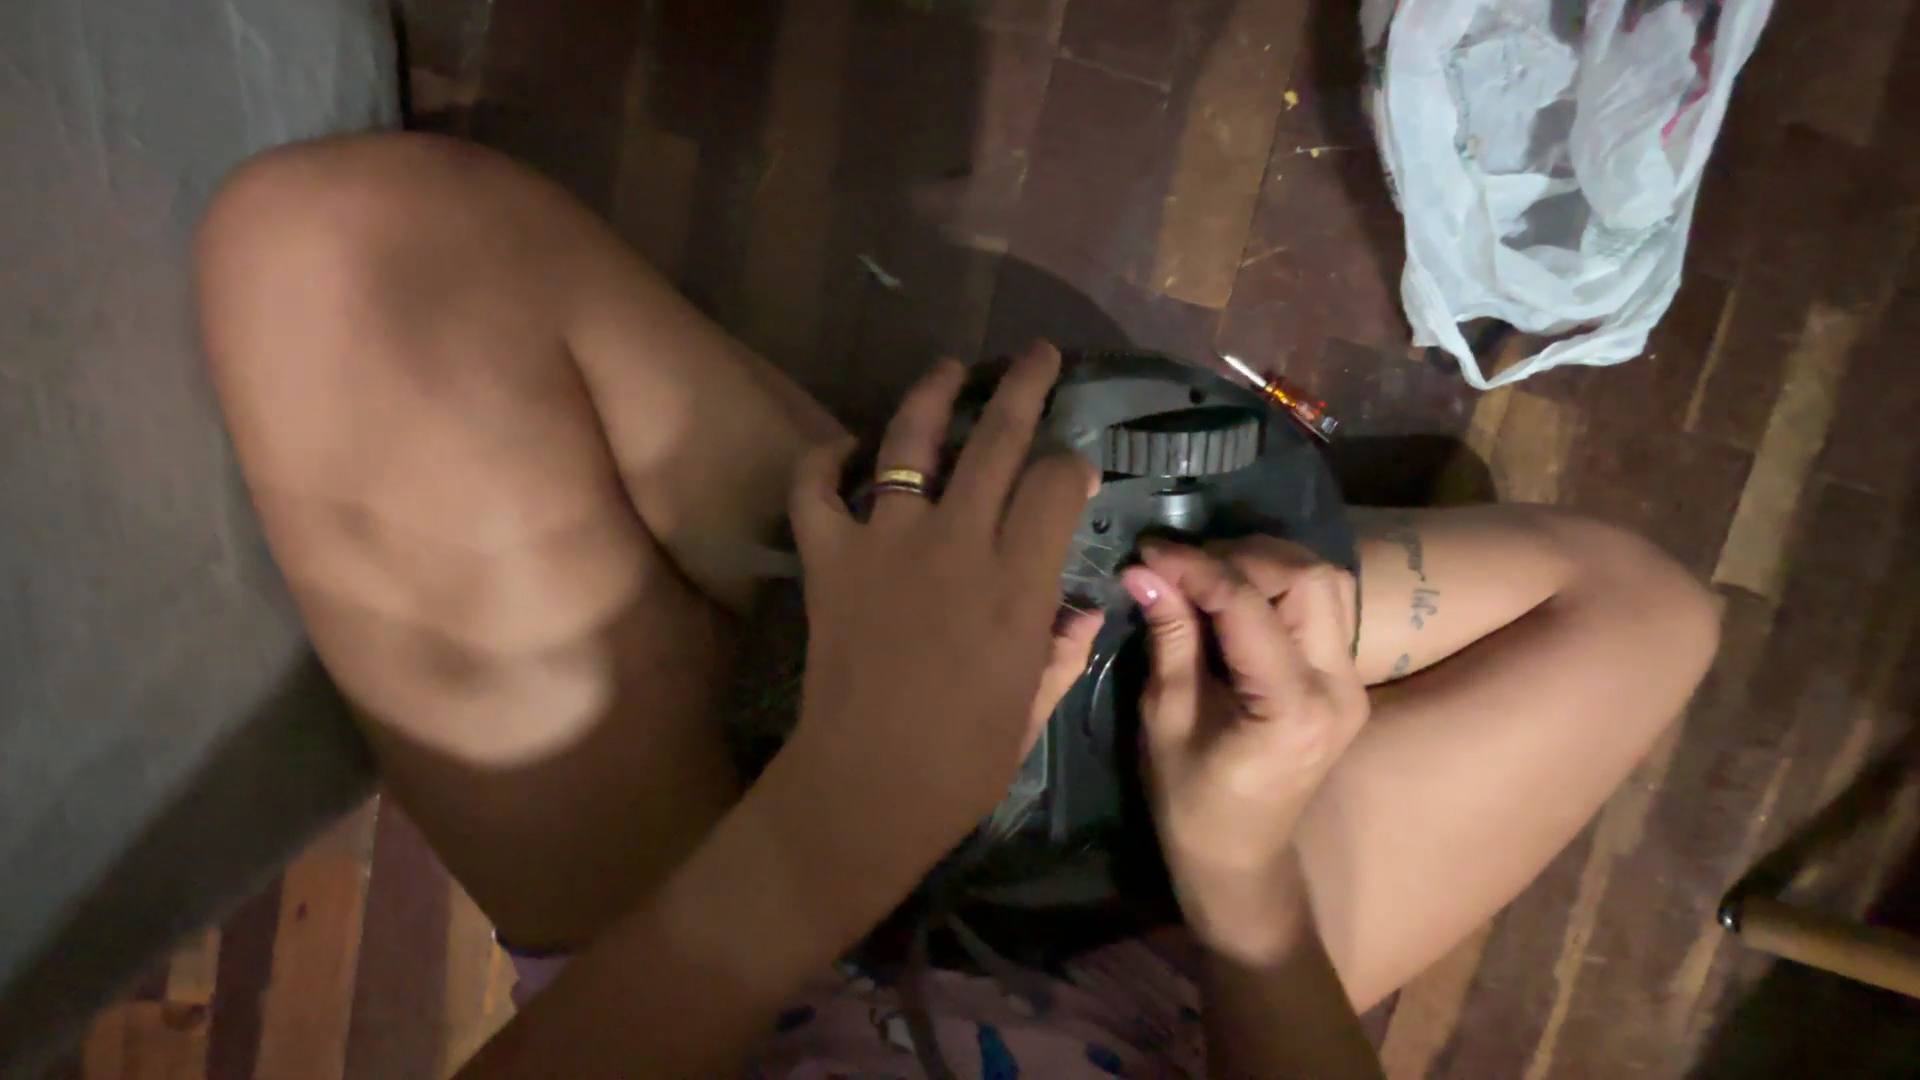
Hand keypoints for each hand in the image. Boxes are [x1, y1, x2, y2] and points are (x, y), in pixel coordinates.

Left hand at [784, 343, 1097, 869]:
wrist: (865, 790)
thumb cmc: (963, 761)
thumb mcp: (1033, 707)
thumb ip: (1062, 646)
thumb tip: (1087, 606)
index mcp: (1018, 582)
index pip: (1056, 483)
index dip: (1071, 463)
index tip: (1073, 464)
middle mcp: (957, 543)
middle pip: (997, 439)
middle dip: (1025, 386)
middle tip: (1039, 355)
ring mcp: (886, 543)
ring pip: (908, 441)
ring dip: (933, 394)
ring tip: (950, 368)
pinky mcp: (828, 559)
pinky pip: (815, 489)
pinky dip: (822, 462)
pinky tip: (841, 450)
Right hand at [1122, 543, 1367, 959]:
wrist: (1240, 856)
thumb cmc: (1189, 800)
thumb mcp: (1164, 717)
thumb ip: (1168, 636)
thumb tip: (1143, 570)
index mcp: (1291, 708)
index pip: (1249, 606)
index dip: (1196, 567)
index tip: (1149, 551)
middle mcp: (1338, 687)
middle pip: (1310, 578)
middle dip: (1240, 556)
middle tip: (1182, 565)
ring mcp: (1350, 682)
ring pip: (1325, 582)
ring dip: (1264, 565)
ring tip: (1206, 576)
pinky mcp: (1343, 678)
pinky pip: (1321, 605)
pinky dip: (1276, 585)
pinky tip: (1233, 596)